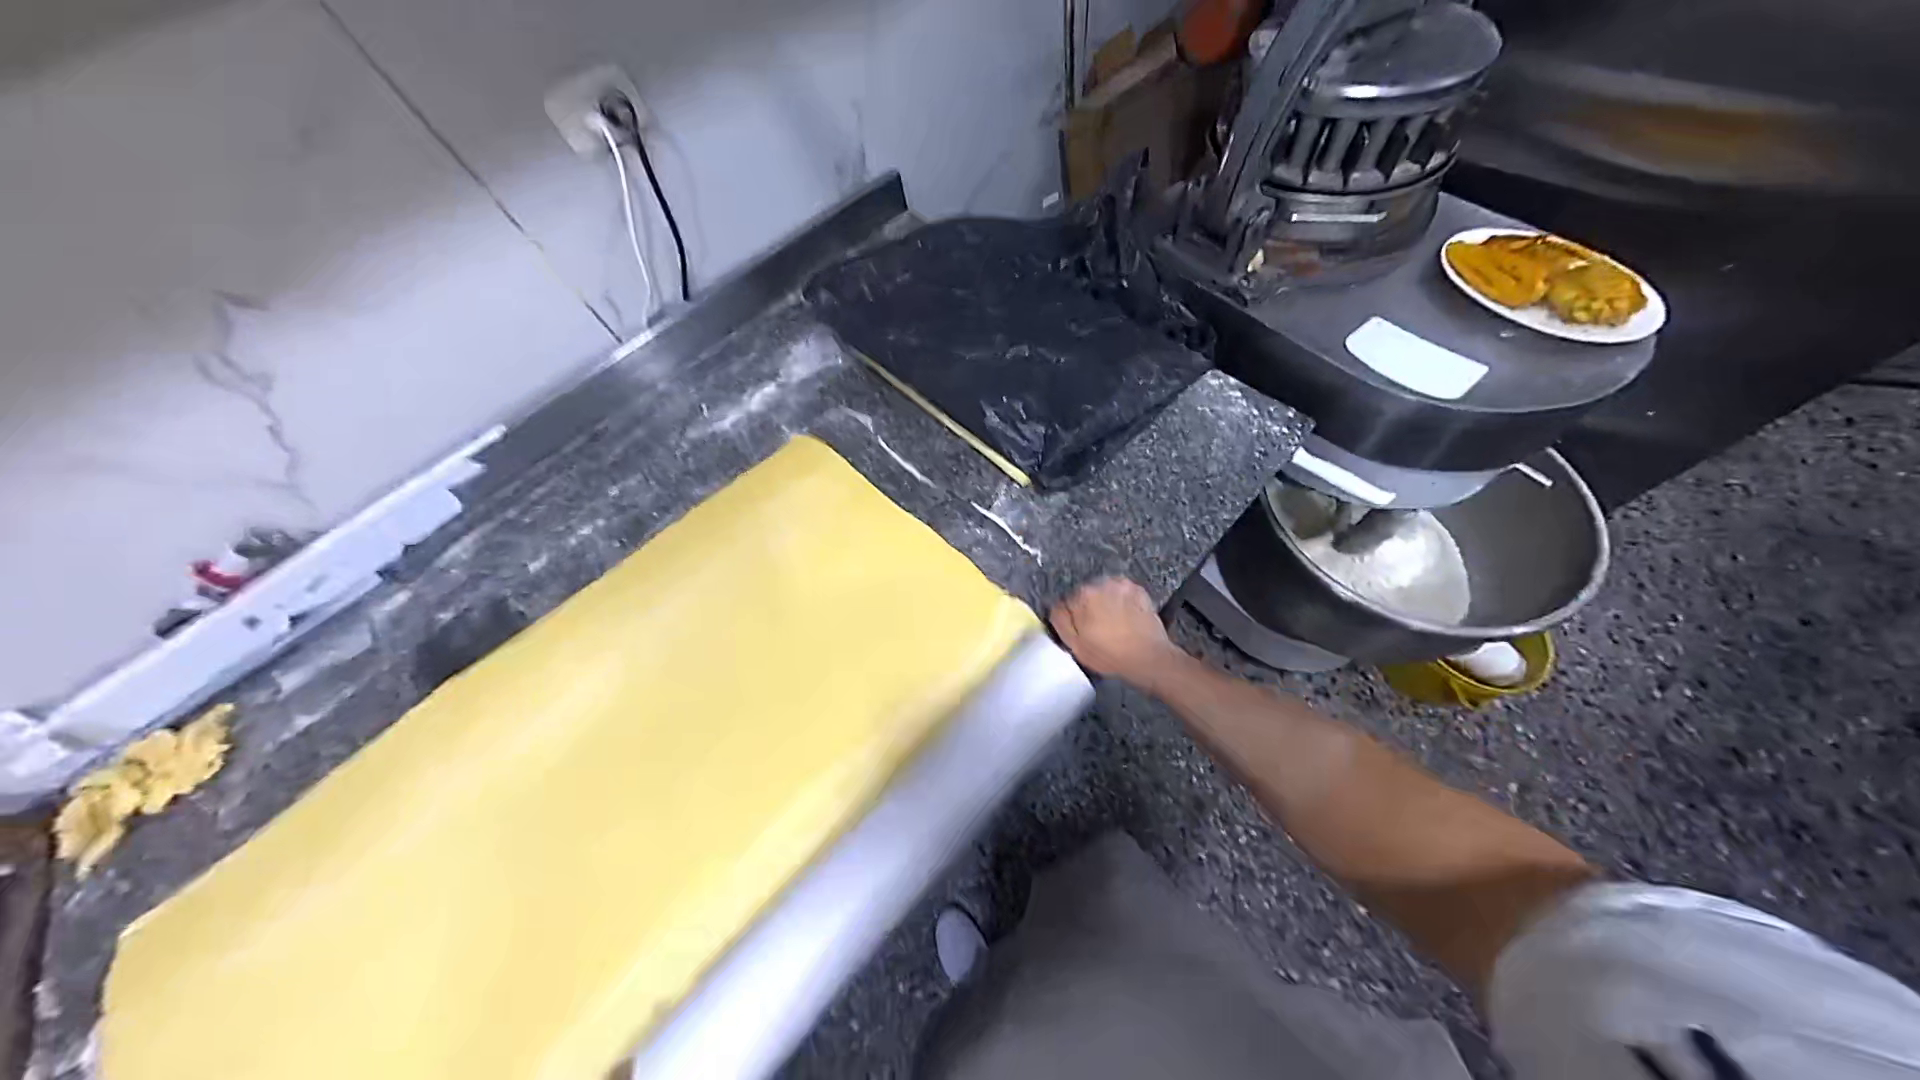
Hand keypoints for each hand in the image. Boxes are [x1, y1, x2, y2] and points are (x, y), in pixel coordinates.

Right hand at [1048, 577, 1183, 684]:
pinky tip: (1126, 619)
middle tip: (1098, 630)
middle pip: (1086, 594)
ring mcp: (1122, 585)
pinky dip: (1121, 603)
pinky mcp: (1138, 590)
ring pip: (1104, 593)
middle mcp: (1101, 583)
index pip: (1067, 602)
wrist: (1149, 658)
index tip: (1081, 631)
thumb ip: (1060, 621)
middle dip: (1089, 608)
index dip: (1073, 618)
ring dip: (1105, 604)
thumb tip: (1056, 607)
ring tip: (1114, 625)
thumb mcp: (1075, 645)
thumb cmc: (1110, 655)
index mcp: (1082, 595)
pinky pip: (1121, 594)